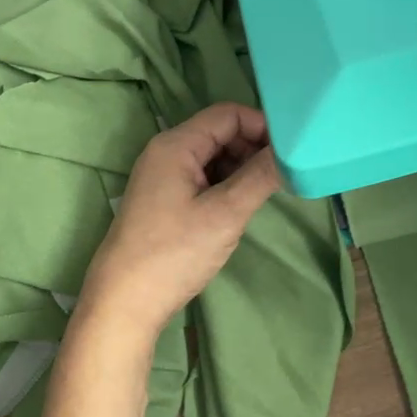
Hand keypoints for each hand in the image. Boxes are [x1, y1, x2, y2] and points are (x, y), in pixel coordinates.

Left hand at [77, 103, 280, 338]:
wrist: (124, 302)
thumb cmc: (174, 253)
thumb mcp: (224, 214)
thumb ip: (259, 177)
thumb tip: (292, 150)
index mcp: (177, 144)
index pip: (228, 114)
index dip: (261, 126)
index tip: (290, 150)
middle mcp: (167, 151)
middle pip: (220, 132)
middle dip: (252, 147)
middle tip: (282, 174)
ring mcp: (164, 175)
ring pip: (213, 156)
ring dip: (240, 168)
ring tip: (265, 192)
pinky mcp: (165, 198)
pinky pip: (202, 176)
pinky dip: (225, 184)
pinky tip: (240, 206)